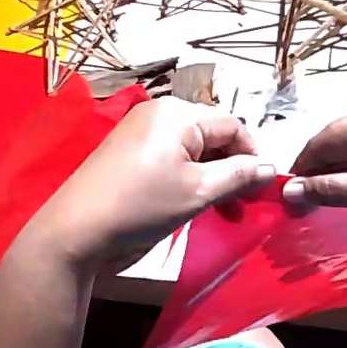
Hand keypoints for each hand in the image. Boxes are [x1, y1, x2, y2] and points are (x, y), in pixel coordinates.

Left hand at [21, 98, 274, 271]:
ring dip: (214, 178)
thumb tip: (272, 169)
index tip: (261, 190)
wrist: (74, 234)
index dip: (252, 157)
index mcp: (177, 113)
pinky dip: (191, 178)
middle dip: (232, 170)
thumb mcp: (198, 192)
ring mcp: (142, 132)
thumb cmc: (141, 206)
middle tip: (242, 206)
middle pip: (214, 136)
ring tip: (222, 211)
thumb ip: (239, 176)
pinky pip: (174, 158)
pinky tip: (195, 203)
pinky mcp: (131, 153)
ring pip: (195, 150)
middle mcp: (160, 113)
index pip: (233, 126)